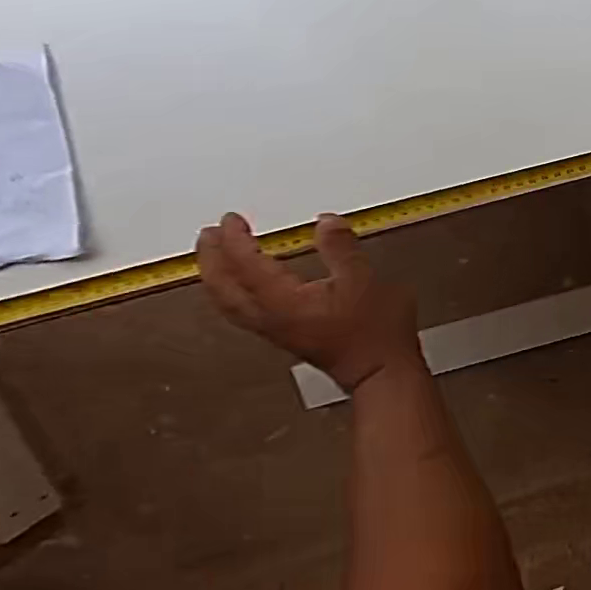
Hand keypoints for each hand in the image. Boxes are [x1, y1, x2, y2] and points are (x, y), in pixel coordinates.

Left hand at [196, 212, 420, 391]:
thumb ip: (341, 248)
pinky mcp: (286, 335)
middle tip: (208, 234)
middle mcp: (271, 318)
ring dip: (217, 276)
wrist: (381, 371)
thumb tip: (325, 222)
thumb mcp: (363, 278)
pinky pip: (243, 310)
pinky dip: (233, 291)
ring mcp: (276, 330)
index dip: (235, 239)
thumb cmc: (373, 329)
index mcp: (283, 301)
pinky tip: (244, 285)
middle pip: (224, 289)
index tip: (231, 219)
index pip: (246, 265)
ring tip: (216, 256)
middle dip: (212, 259)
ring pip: (229, 303)